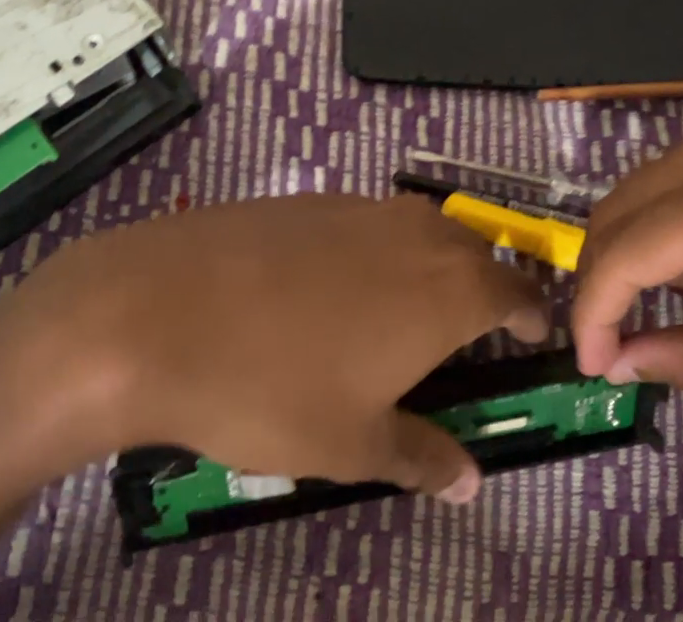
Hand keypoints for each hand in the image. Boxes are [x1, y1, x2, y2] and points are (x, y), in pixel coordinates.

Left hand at [0, 194, 547, 500]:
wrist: (151, 315)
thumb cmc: (270, 388)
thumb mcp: (352, 442)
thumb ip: (421, 456)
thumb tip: (469, 481)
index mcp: (446, 287)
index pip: (515, 291)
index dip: (530, 315)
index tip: (531, 336)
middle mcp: (411, 232)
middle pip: (469, 251)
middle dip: (480, 288)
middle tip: (463, 335)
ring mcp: (352, 207)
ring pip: (414, 231)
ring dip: (424, 266)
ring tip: (397, 315)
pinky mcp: (299, 201)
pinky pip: (360, 224)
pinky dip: (368, 253)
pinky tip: (326, 293)